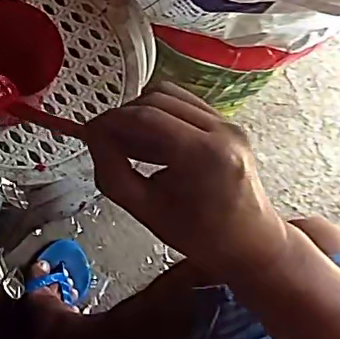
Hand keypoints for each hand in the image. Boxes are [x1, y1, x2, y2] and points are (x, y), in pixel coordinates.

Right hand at [86, 82, 295, 280]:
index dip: (111, 121)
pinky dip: (159, 114)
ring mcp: (227, 123)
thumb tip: (94, 138)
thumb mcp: (146, 211)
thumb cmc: (200, 236)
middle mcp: (220, 130)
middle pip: (156, 99)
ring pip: (170, 95)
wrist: (250, 243)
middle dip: (123, 115)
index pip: (145, 118)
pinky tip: (149, 141)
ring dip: (140, 111)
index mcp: (204, 155)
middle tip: (105, 140)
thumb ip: (113, 172)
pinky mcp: (226, 123)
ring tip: (127, 140)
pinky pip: (184, 104)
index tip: (90, 134)